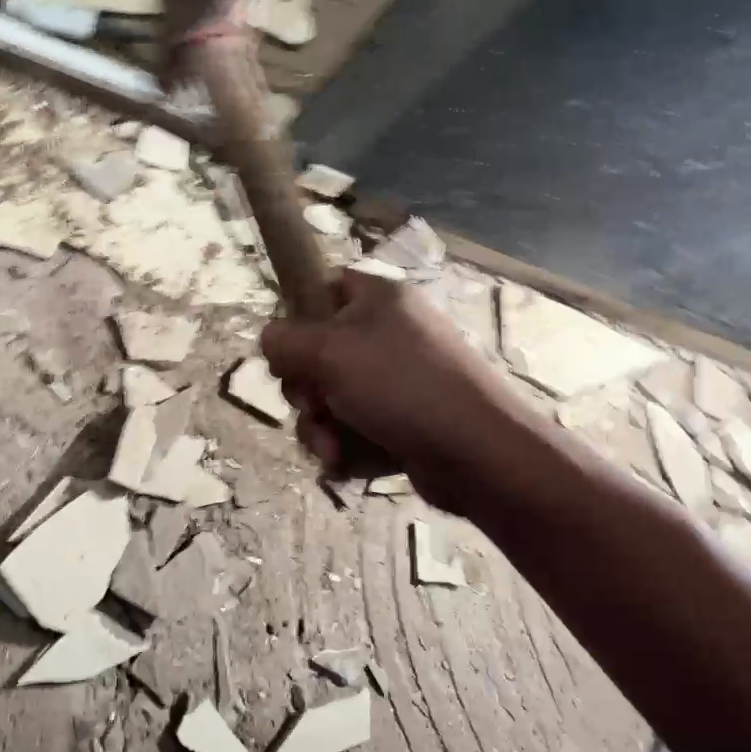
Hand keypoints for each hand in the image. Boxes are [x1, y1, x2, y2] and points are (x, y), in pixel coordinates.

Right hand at [262, 270, 546, 512]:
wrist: (481, 455)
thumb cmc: (401, 385)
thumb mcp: (328, 351)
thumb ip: (284, 339)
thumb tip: (269, 340)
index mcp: (378, 300)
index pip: (323, 288)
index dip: (297, 315)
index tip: (286, 347)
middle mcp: (389, 335)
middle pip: (317, 352)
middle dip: (304, 389)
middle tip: (312, 404)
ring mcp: (399, 383)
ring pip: (331, 398)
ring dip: (320, 427)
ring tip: (332, 446)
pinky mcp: (405, 425)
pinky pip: (355, 430)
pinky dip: (346, 448)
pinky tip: (348, 463)